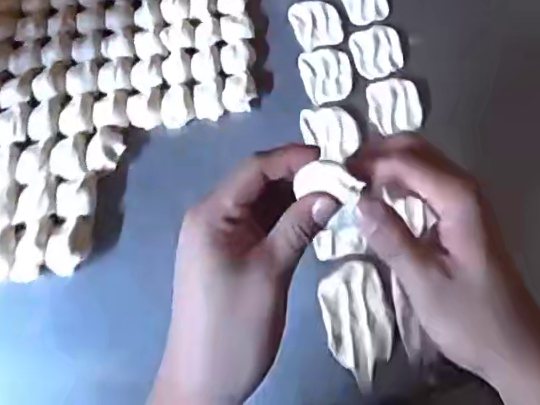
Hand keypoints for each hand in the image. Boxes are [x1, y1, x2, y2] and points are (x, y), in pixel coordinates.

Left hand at [150, 145, 337, 404]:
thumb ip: (299, 226)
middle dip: (298, 174)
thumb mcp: (270, 274)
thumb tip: (332, 191)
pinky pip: (262, 220)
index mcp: (211, 212)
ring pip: (263, 199)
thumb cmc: (231, 330)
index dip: (292, 157)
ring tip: (334, 189)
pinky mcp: (233, 251)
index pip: (255, 168)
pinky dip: (288, 215)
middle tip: (339, 173)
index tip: (331, 158)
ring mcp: (222, 233)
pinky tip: (315, 213)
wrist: (200, 390)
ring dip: (296, 193)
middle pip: (259, 179)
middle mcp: (213, 214)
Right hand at [349, 136, 539, 403]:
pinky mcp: (463, 210)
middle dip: (378, 152)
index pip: (405, 161)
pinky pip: (427, 177)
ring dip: (388, 161)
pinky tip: (382, 193)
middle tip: (344, 171)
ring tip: (356, 179)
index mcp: (457, 196)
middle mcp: (464, 185)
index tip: (338, 175)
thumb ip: (392, 238)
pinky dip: (401, 176)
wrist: (517, 348)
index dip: (370, 163)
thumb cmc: (472, 318)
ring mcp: (466, 196)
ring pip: (421, 158)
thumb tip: (359, 201)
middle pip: (415, 148)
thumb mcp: (425, 283)